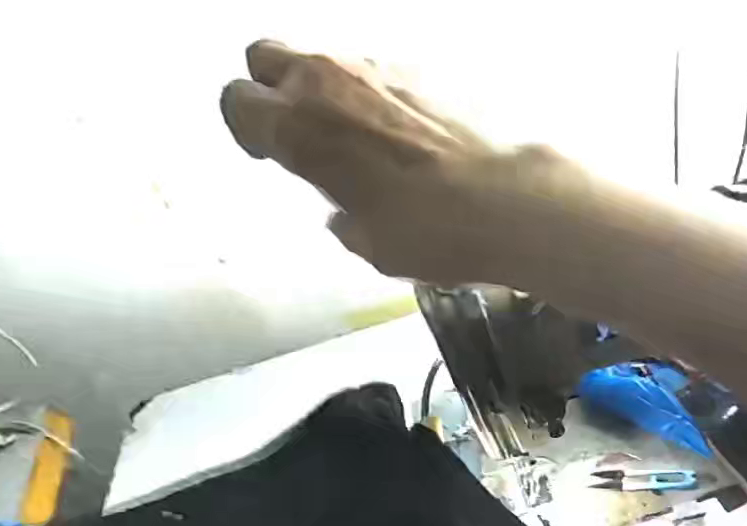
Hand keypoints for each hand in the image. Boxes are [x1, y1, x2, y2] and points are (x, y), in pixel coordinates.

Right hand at [220, 39, 582, 284]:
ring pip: (324, 56)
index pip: (238, 103)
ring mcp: (376, 65)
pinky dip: (375, 94)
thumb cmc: (433, 236)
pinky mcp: (422, 67)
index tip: (269, 154)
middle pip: (267, 56)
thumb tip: (342, 212)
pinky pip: (377, 69)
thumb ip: (344, 220)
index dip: (248, 130)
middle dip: (274, 90)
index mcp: (301, 128)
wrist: (509, 203)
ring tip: (357, 137)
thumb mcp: (373, 248)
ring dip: (327, 90)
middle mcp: (328, 81)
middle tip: (303, 134)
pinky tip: (404, 135)